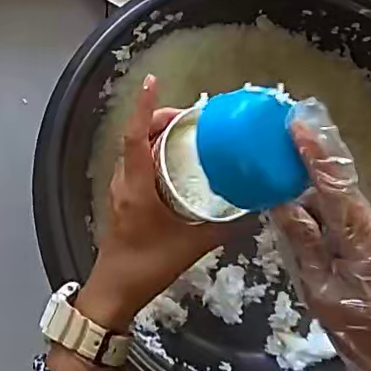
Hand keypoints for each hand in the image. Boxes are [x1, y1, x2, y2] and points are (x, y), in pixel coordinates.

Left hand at [82, 75, 230, 329]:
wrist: (115, 289)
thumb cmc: (149, 265)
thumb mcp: (192, 245)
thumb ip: (224, 226)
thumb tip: (254, 208)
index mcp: (136, 186)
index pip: (135, 136)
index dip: (145, 107)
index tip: (154, 81)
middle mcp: (124, 180)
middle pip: (136, 136)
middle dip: (159, 117)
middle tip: (191, 116)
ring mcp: (121, 188)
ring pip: (135, 148)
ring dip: (155, 133)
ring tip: (187, 132)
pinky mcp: (124, 196)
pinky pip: (137, 162)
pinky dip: (153, 151)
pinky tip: (176, 160)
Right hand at [271, 108, 370, 370]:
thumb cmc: (365, 335)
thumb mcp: (322, 292)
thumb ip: (304, 244)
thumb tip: (282, 202)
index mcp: (363, 239)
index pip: (335, 185)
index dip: (315, 153)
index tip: (297, 124)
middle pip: (337, 189)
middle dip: (306, 168)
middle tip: (274, 149)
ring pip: (339, 205)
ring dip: (311, 197)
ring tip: (277, 189)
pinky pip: (345, 220)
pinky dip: (322, 215)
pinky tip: (301, 223)